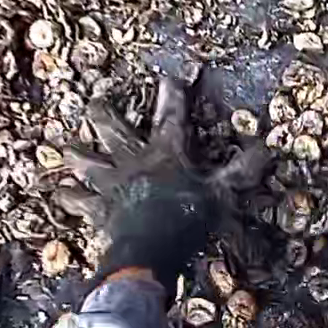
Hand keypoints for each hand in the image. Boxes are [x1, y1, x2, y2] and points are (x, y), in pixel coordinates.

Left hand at [55, 73, 267, 292]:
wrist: (148, 251)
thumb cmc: (185, 220)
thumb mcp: (220, 194)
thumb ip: (240, 171)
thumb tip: (267, 149)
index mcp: (163, 154)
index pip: (170, 117)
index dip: (171, 95)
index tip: (168, 76)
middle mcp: (132, 162)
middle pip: (113, 131)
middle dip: (103, 114)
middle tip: (93, 101)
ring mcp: (111, 185)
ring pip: (89, 163)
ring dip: (78, 154)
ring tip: (65, 146)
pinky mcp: (98, 210)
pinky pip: (79, 202)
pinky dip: (70, 197)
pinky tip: (60, 192)